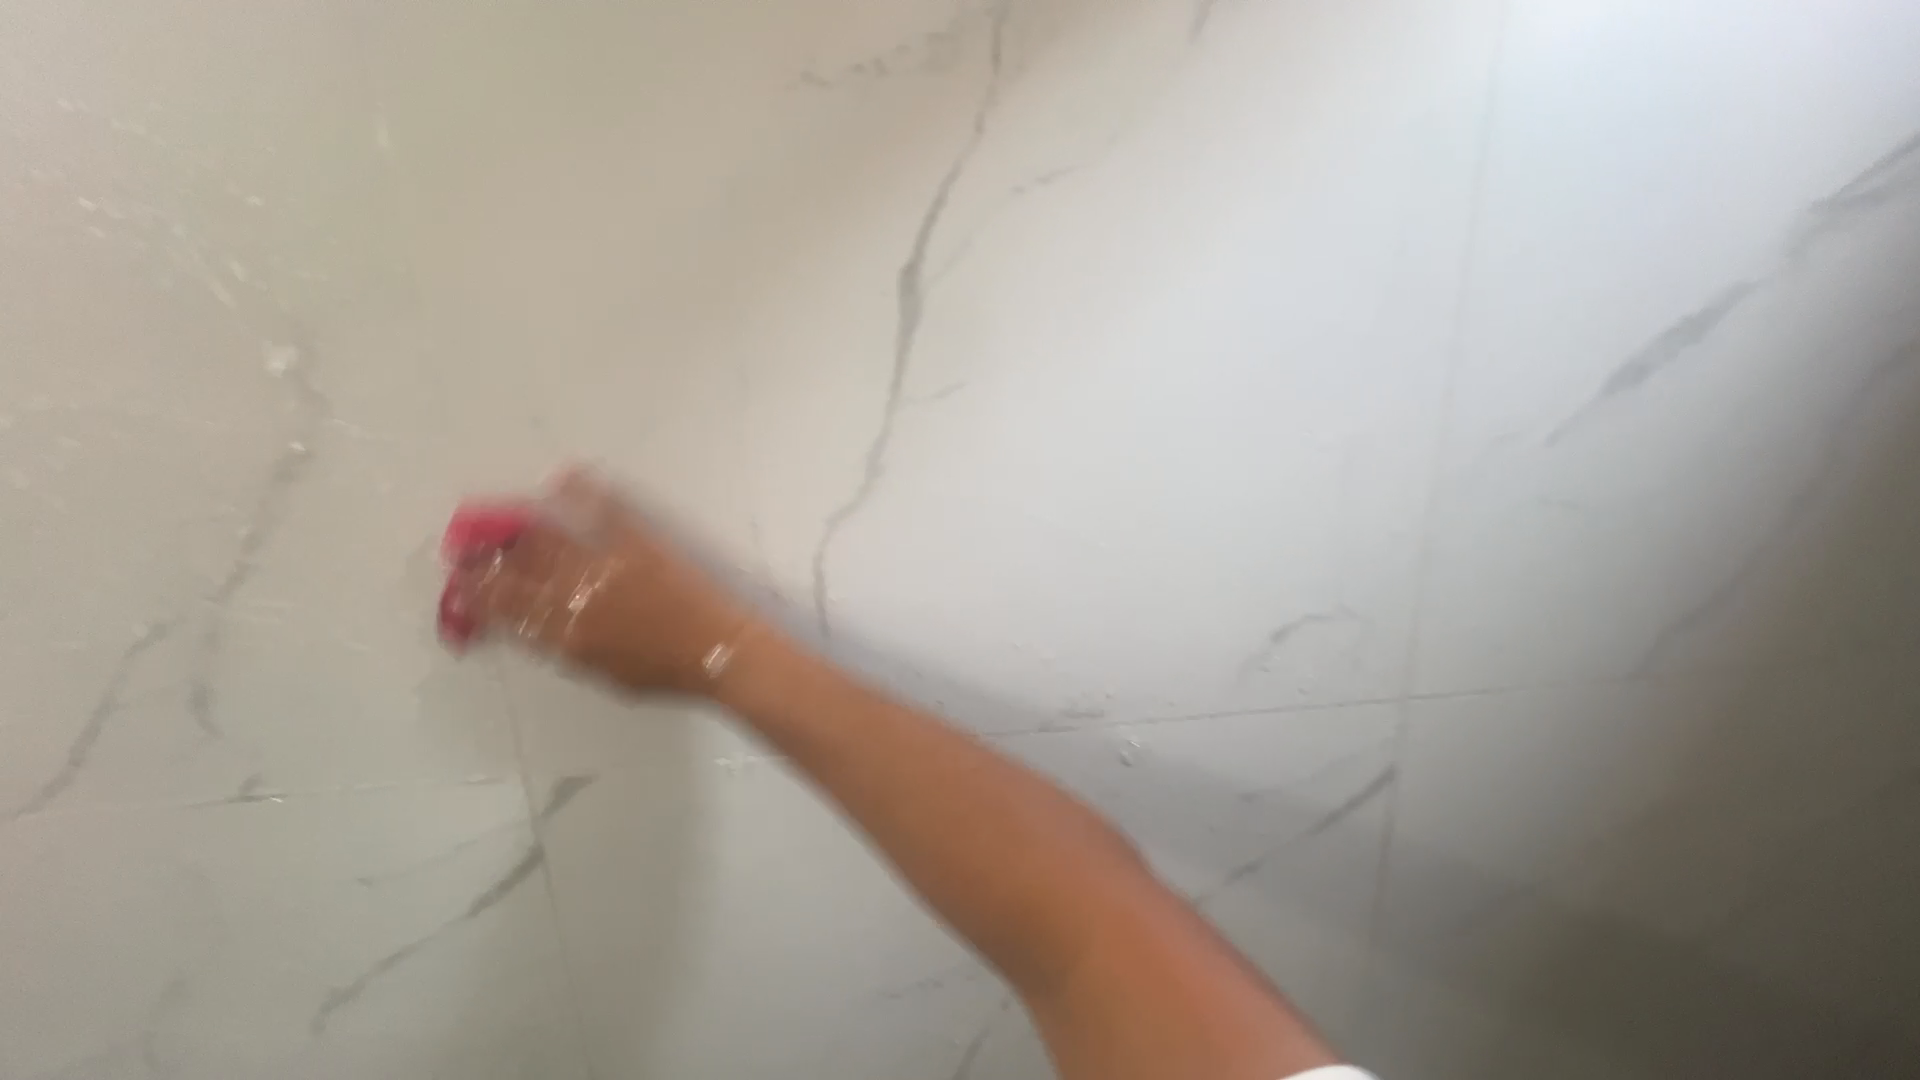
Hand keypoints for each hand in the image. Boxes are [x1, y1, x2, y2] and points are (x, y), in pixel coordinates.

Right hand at [443, 467, 757, 695]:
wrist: (723, 651)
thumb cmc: (667, 671)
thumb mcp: (603, 672)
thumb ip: (566, 646)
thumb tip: (536, 625)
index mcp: (567, 636)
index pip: (502, 610)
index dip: (474, 595)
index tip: (461, 584)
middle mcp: (579, 597)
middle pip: (516, 568)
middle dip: (484, 555)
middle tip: (467, 545)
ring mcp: (611, 565)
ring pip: (548, 537)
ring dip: (517, 526)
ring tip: (502, 517)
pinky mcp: (644, 542)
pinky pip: (606, 509)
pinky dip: (583, 492)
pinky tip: (564, 478)